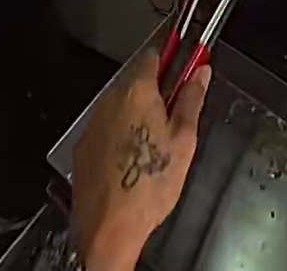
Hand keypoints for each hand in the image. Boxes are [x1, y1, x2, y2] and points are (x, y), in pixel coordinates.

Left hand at [71, 50, 210, 270]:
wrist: (108, 229)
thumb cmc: (148, 187)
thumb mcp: (183, 141)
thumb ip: (191, 99)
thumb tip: (201, 72)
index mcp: (138, 91)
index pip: (153, 56)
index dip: (170, 61)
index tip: (182, 70)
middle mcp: (112, 99)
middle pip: (137, 82)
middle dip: (154, 94)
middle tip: (171, 121)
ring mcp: (95, 121)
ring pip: (121, 105)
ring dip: (135, 115)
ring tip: (151, 147)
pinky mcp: (85, 143)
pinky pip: (106, 127)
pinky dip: (118, 135)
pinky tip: (130, 160)